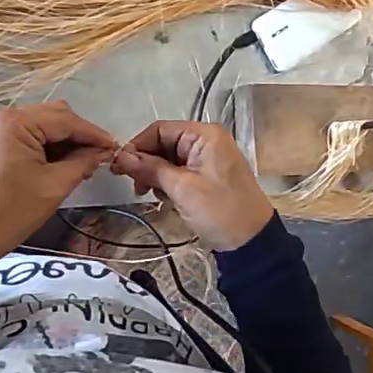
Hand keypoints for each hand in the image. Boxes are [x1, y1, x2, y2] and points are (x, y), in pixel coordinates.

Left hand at [0, 102, 116, 276]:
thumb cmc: (9, 213)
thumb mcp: (52, 187)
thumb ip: (81, 163)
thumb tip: (101, 152)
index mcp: (13, 122)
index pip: (64, 119)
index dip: (92, 134)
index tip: (115, 147)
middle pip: (50, 116)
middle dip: (76, 135)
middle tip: (99, 158)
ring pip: (37, 124)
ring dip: (60, 140)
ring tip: (80, 164)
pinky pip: (22, 134)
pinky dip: (41, 145)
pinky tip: (57, 163)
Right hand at [110, 120, 273, 250]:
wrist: (252, 242)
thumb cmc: (219, 210)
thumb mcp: (181, 188)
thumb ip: (149, 168)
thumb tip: (120, 156)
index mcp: (204, 135)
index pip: (160, 130)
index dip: (137, 146)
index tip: (120, 167)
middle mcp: (206, 140)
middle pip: (163, 143)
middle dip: (145, 162)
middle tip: (132, 185)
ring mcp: (207, 158)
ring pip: (168, 158)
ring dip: (154, 174)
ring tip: (148, 194)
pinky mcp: (206, 175)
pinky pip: (178, 171)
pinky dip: (166, 182)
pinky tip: (163, 197)